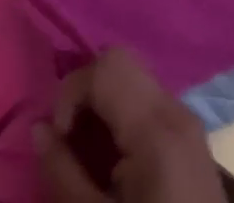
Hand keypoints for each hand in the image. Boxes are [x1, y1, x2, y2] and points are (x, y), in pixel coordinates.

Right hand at [35, 48, 227, 202]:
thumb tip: (39, 128)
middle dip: (84, 93)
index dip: (70, 93)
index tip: (61, 138)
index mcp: (156, 128)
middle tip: (71, 139)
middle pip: (119, 64)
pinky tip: (114, 164)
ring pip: (132, 82)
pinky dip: (121, 120)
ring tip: (89, 155)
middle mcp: (178, 113)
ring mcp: (190, 127)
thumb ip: (61, 169)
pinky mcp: (193, 145)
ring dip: (101, 107)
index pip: (104, 66)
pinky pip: (148, 106)